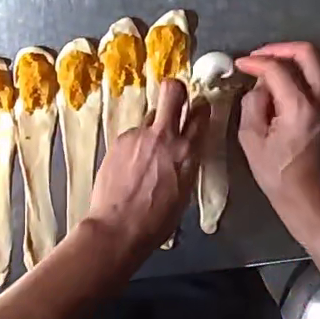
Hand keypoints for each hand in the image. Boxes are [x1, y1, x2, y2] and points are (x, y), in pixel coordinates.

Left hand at [78, 78, 207, 259]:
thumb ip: (186, 163)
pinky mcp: (119, 141)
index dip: (199, 108)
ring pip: (150, 117)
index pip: (200, 113)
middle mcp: (164, 137)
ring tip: (144, 155)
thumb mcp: (184, 192)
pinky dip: (133, 146)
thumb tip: (185, 154)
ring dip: (152, 129)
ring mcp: (139, 136)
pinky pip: (132, 135)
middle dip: (175, 90)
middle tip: (174, 100)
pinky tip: (128, 167)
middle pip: (172, 91)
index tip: (197, 109)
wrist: (119, 228)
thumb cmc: (156, 221)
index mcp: (188, 152)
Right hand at [235, 42, 319, 251]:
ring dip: (297, 62)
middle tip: (260, 57)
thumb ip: (252, 104)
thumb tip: (259, 85)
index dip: (255, 62)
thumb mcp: (250, 140)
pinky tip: (296, 88)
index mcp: (300, 108)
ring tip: (276, 72)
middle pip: (308, 53)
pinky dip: (312, 76)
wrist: (313, 198)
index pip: (277, 68)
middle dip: (280, 49)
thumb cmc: (277, 175)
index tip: (241, 64)